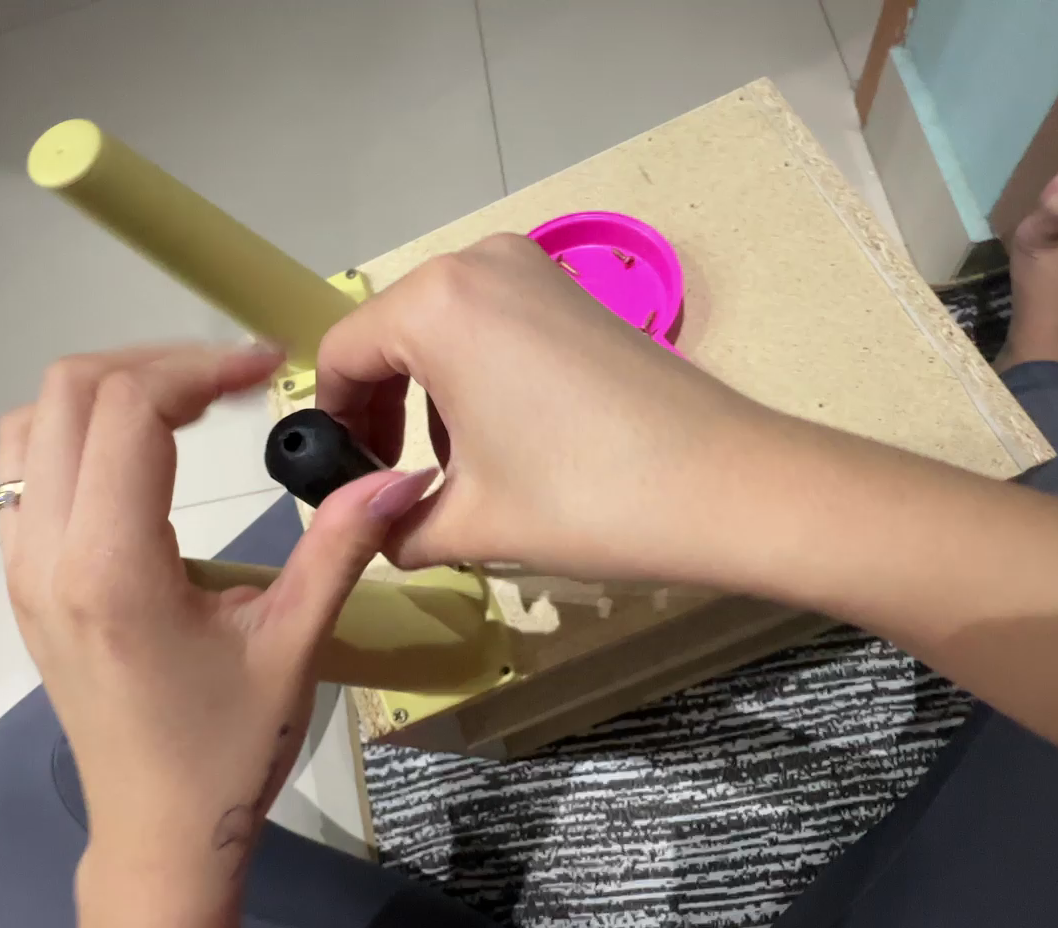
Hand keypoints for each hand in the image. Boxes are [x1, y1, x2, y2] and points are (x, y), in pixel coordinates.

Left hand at [0, 345, 431, 882]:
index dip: (203, 367)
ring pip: (31, 424)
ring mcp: (21, 568)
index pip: (131, 409)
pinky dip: (77, 432)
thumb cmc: (230, 749)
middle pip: (67, 393)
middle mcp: (46, 553)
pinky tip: (141, 457)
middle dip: (157, 364)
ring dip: (109, 391)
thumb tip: (404, 475)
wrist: (160, 834)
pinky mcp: (23, 583)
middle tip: (234, 379)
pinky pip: (26, 470)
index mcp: (113, 566)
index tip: (271, 368)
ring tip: (189, 403)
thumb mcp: (294, 644)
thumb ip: (342, 546)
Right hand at [317, 233, 778, 580]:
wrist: (726, 485)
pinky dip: (476, 378)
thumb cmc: (582, 499)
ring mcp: (534, 269)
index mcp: (435, 305)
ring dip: (432, 398)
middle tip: (397, 480)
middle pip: (391, 335)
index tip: (344, 476)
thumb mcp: (473, 523)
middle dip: (382, 409)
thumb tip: (383, 535)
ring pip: (443, 331)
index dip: (331, 420)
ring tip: (459, 470)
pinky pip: (493, 326)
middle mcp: (478, 263)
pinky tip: (508, 438)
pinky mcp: (574, 292)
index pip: (341, 354)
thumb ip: (402, 529)